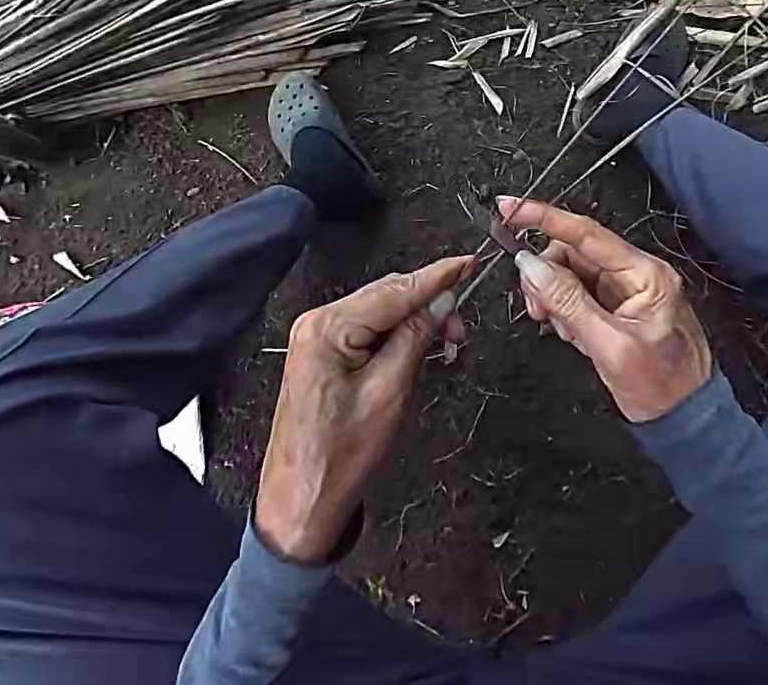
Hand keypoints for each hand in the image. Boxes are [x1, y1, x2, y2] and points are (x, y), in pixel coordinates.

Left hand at [255, 255, 471, 562]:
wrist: (302, 503)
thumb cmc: (337, 458)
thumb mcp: (390, 392)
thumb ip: (416, 337)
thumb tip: (440, 302)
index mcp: (328, 328)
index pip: (395, 290)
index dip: (437, 277)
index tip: (465, 264)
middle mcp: (317, 323)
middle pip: (386, 296)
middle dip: (428, 304)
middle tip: (461, 325)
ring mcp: (316, 337)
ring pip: (379, 311)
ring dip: (414, 320)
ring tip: (445, 342)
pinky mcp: (321, 353)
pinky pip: (367, 328)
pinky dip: (396, 333)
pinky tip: (416, 346)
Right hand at [500, 196, 711, 421]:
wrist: (684, 421)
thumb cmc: (664, 386)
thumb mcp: (610, 345)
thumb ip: (568, 302)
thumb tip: (532, 267)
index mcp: (645, 274)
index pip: (586, 234)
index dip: (544, 217)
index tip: (511, 209)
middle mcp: (634, 275)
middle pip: (571, 253)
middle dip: (545, 275)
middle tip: (536, 306)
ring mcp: (622, 290)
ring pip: (567, 272)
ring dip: (550, 296)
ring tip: (557, 326)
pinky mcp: (612, 306)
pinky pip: (572, 292)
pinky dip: (560, 309)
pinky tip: (569, 331)